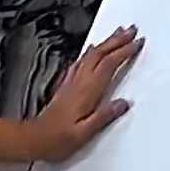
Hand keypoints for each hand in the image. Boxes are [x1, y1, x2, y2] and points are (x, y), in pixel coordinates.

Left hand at [23, 26, 141, 161]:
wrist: (31, 141)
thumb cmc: (57, 140)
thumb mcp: (83, 134)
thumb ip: (104, 117)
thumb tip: (124, 103)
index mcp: (87, 91)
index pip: (109, 64)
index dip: (124, 51)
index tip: (138, 42)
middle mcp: (80, 82)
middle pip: (100, 54)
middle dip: (118, 40)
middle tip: (132, 29)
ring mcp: (72, 82)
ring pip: (91, 55)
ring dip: (106, 42)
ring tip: (117, 33)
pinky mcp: (66, 86)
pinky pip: (80, 62)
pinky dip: (89, 52)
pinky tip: (91, 49)